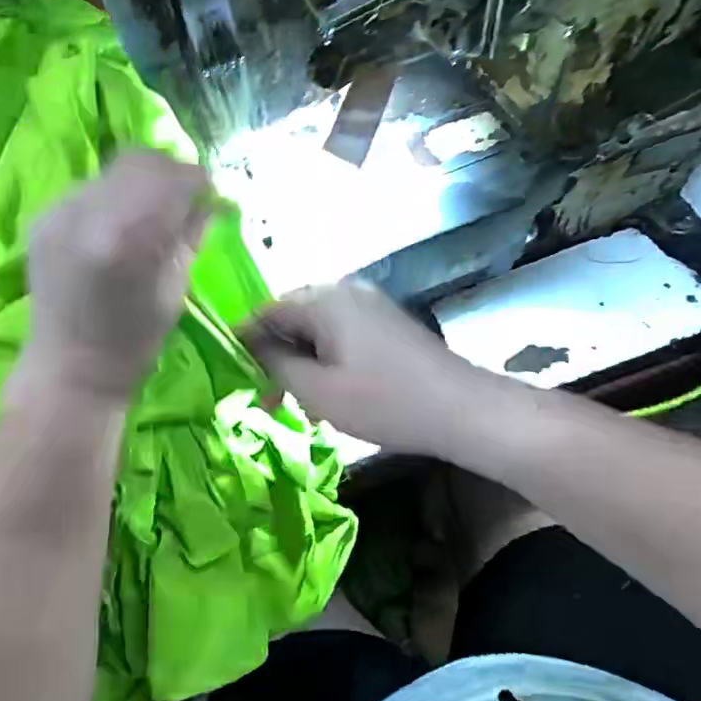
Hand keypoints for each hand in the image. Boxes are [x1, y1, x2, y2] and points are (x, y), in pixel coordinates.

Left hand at [21, 150, 210, 399]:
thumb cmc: (133, 341)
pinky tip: (112, 228)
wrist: (69, 368)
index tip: (207, 193)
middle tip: (180, 197)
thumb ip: (189, 233)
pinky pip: (87, 189)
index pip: (172, 178)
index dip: (197, 180)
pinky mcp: (41, 218)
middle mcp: (88, 213)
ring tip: (145, 215)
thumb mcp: (176, 288)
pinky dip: (108, 199)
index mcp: (128, 236)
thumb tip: (206, 200)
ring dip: (137, 185)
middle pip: (139, 160)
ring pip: (111, 171)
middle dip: (167, 173)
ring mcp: (58, 212)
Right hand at [245, 281, 482, 452]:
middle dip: (275, 356)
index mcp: (324, 300)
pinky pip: (340, 333)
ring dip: (301, 362)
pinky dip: (326, 359)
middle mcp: (344, 290)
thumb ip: (274, 362)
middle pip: (291, 317)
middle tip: (267, 398)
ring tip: (298, 403)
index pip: (265, 311)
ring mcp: (368, 303)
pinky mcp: (385, 321)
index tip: (236, 376)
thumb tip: (248, 344)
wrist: (463, 410)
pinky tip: (329, 393)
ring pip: (315, 328)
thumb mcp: (317, 390)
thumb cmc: (384, 402)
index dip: (246, 342)